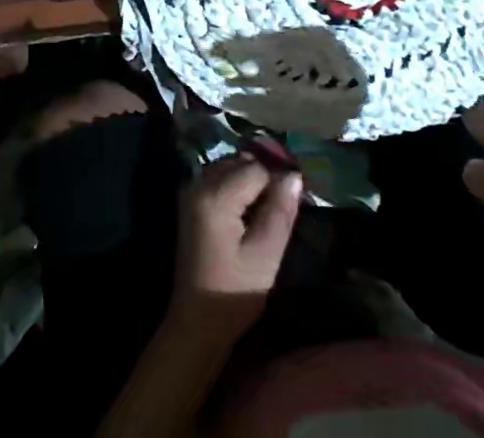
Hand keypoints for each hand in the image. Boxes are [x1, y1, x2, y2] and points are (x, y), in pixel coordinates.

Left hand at [172, 153, 303, 333]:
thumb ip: (280, 211)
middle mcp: (197, 184)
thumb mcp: (266, 255)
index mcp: (214, 196)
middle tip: (275, 214)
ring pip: (230, 168)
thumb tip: (294, 175)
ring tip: (261, 217)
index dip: (277, 186)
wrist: (197, 319)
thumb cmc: (234, 291)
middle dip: (263, 181)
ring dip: (249, 184)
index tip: (287, 211)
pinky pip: (218, 179)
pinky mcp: (189, 201)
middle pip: (241, 163)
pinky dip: (236, 189)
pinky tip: (245, 218)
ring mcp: (190, 191)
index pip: (257, 169)